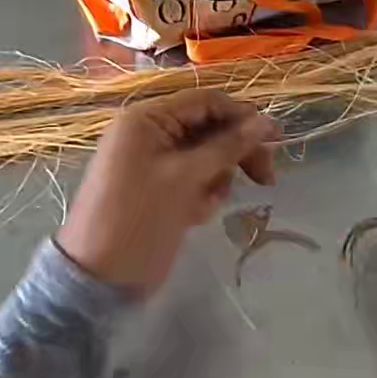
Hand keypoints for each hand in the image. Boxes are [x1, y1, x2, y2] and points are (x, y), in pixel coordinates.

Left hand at [57, 89, 277, 294]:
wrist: (100, 276)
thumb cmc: (138, 218)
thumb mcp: (184, 178)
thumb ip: (226, 147)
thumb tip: (266, 122)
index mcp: (145, 119)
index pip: (204, 101)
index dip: (241, 116)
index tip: (276, 138)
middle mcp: (149, 133)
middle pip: (208, 128)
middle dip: (234, 152)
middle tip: (265, 179)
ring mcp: (153, 162)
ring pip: (205, 157)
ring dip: (215, 179)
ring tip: (203, 206)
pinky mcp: (160, 189)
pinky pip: (194, 180)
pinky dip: (201, 195)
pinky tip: (192, 217)